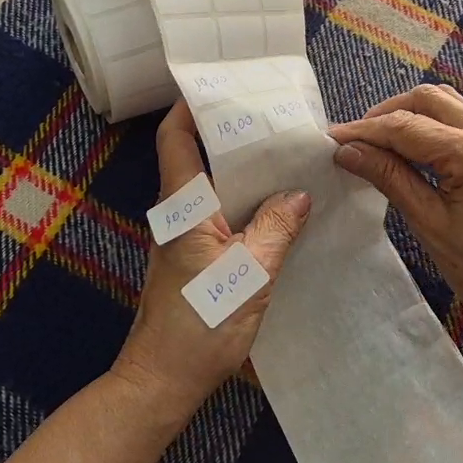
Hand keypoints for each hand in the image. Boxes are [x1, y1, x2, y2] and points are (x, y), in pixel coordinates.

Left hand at [113, 101, 311, 411]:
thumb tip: (298, 193)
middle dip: (231, 131)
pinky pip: (223, 214)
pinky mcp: (198, 258)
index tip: (222, 82)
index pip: (176, 138)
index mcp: (183, 206)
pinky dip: (248, 201)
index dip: (192, 105)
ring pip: (214, 186)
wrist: (163, 380)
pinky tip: (280, 205)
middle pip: (198, 155)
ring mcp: (187, 237)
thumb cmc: (200, 324)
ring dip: (244, 168)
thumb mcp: (249, 274)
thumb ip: (275, 229)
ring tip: (287, 152)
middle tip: (275, 114)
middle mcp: (179, 214)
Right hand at [328, 84, 462, 347]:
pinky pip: (457, 118)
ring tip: (375, 142)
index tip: (331, 139)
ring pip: (443, 102)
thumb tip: (347, 151)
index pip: (406, 127)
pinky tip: (405, 147)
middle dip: (385, 115)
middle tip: (354, 141)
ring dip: (406, 115)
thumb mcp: (427, 222)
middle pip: (426, 99)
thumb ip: (388, 177)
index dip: (364, 131)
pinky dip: (426, 124)